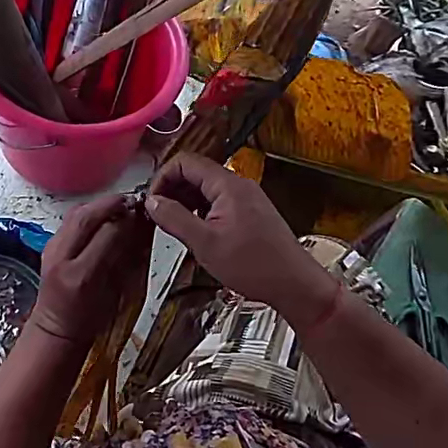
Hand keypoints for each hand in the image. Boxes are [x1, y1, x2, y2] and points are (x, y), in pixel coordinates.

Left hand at [28, 195, 151, 348]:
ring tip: (119, 205)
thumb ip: (124, 261)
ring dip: (98, 205)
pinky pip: (69, 220)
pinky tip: (102, 214)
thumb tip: (139, 231)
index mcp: (80, 276)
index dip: (126, 220)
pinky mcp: (49, 245)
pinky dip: (88, 212)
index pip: (106, 235)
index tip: (141, 213)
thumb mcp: (114, 294)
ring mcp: (51, 250)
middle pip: (84, 217)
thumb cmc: (89, 319)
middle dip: (110, 204)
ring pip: (74, 214)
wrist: (55, 329)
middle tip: (131, 201)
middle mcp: (61, 258)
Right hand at [145, 154, 339, 324]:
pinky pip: (217, 201)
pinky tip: (194, 231)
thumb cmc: (257, 266)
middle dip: (172, 190)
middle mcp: (238, 185)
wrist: (294, 285)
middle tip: (158, 213)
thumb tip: (152, 202)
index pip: (185, 162)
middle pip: (195, 172)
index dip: (162, 178)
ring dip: (185, 201)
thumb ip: (174, 218)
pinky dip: (200, 210)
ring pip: (205, 188)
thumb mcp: (205, 243)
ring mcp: (246, 198)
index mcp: (227, 185)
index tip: (152, 200)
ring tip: (173, 225)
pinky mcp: (250, 212)